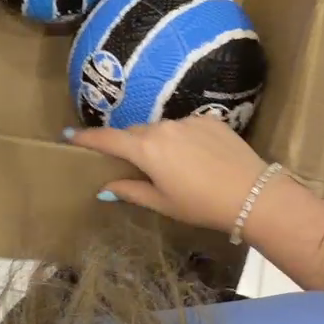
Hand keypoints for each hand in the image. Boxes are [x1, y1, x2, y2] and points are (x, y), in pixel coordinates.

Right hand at [63, 115, 272, 232]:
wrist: (253, 194)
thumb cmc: (202, 205)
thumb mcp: (163, 203)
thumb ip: (131, 191)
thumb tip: (105, 187)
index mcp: (146, 149)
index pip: (107, 139)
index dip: (87, 138)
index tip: (69, 135)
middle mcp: (162, 127)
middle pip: (134, 132)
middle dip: (127, 145)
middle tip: (129, 163)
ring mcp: (186, 120)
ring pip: (160, 128)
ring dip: (156, 142)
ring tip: (170, 166)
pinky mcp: (208, 119)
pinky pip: (183, 126)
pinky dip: (181, 138)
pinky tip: (196, 158)